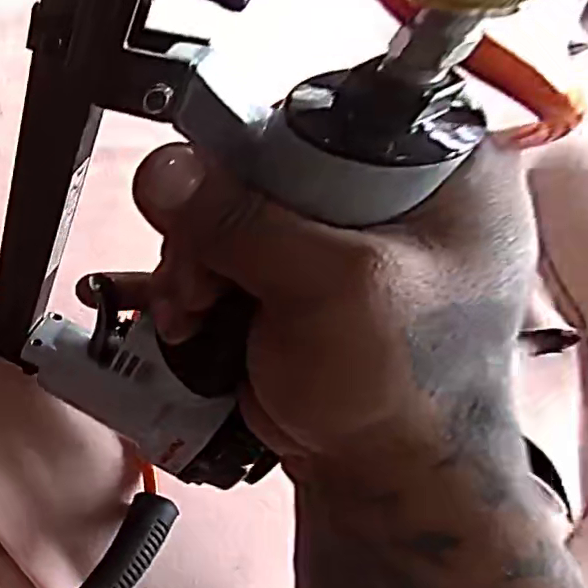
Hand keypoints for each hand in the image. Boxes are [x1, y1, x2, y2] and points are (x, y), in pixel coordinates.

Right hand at [93, 142, 537, 487]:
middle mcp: (370, 200)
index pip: (314, 119)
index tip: (214, 216)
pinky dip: (187, 293)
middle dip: (204, 240)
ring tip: (190, 319)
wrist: (375, 467)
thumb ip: (244, 225)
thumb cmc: (391, 380)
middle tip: (200, 291)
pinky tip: (181, 320)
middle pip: (248, 181)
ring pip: (219, 228)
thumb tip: (160, 167)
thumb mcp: (327, 288)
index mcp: (426, 170)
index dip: (248, 162)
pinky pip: (213, 267)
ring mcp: (318, 249)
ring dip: (187, 275)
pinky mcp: (278, 288)